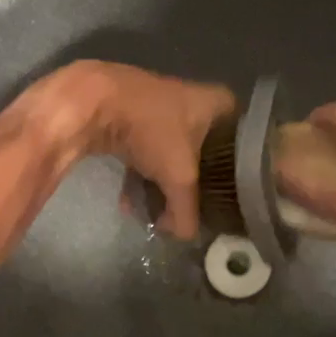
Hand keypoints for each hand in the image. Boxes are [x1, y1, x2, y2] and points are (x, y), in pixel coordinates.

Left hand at [21, 61, 233, 239]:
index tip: (228, 198)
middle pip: (205, 153)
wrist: (93, 101)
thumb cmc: (152, 130)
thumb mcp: (178, 177)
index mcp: (219, 104)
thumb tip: (184, 236)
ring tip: (156, 213)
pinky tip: (130, 203)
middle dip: (193, 185)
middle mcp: (196, 100)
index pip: (242, 142)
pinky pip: (148, 151)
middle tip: (190, 210)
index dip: (235, 173)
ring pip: (173, 154)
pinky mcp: (135, 115)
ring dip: (162, 185)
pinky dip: (141, 176)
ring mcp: (162, 107)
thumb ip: (186, 211)